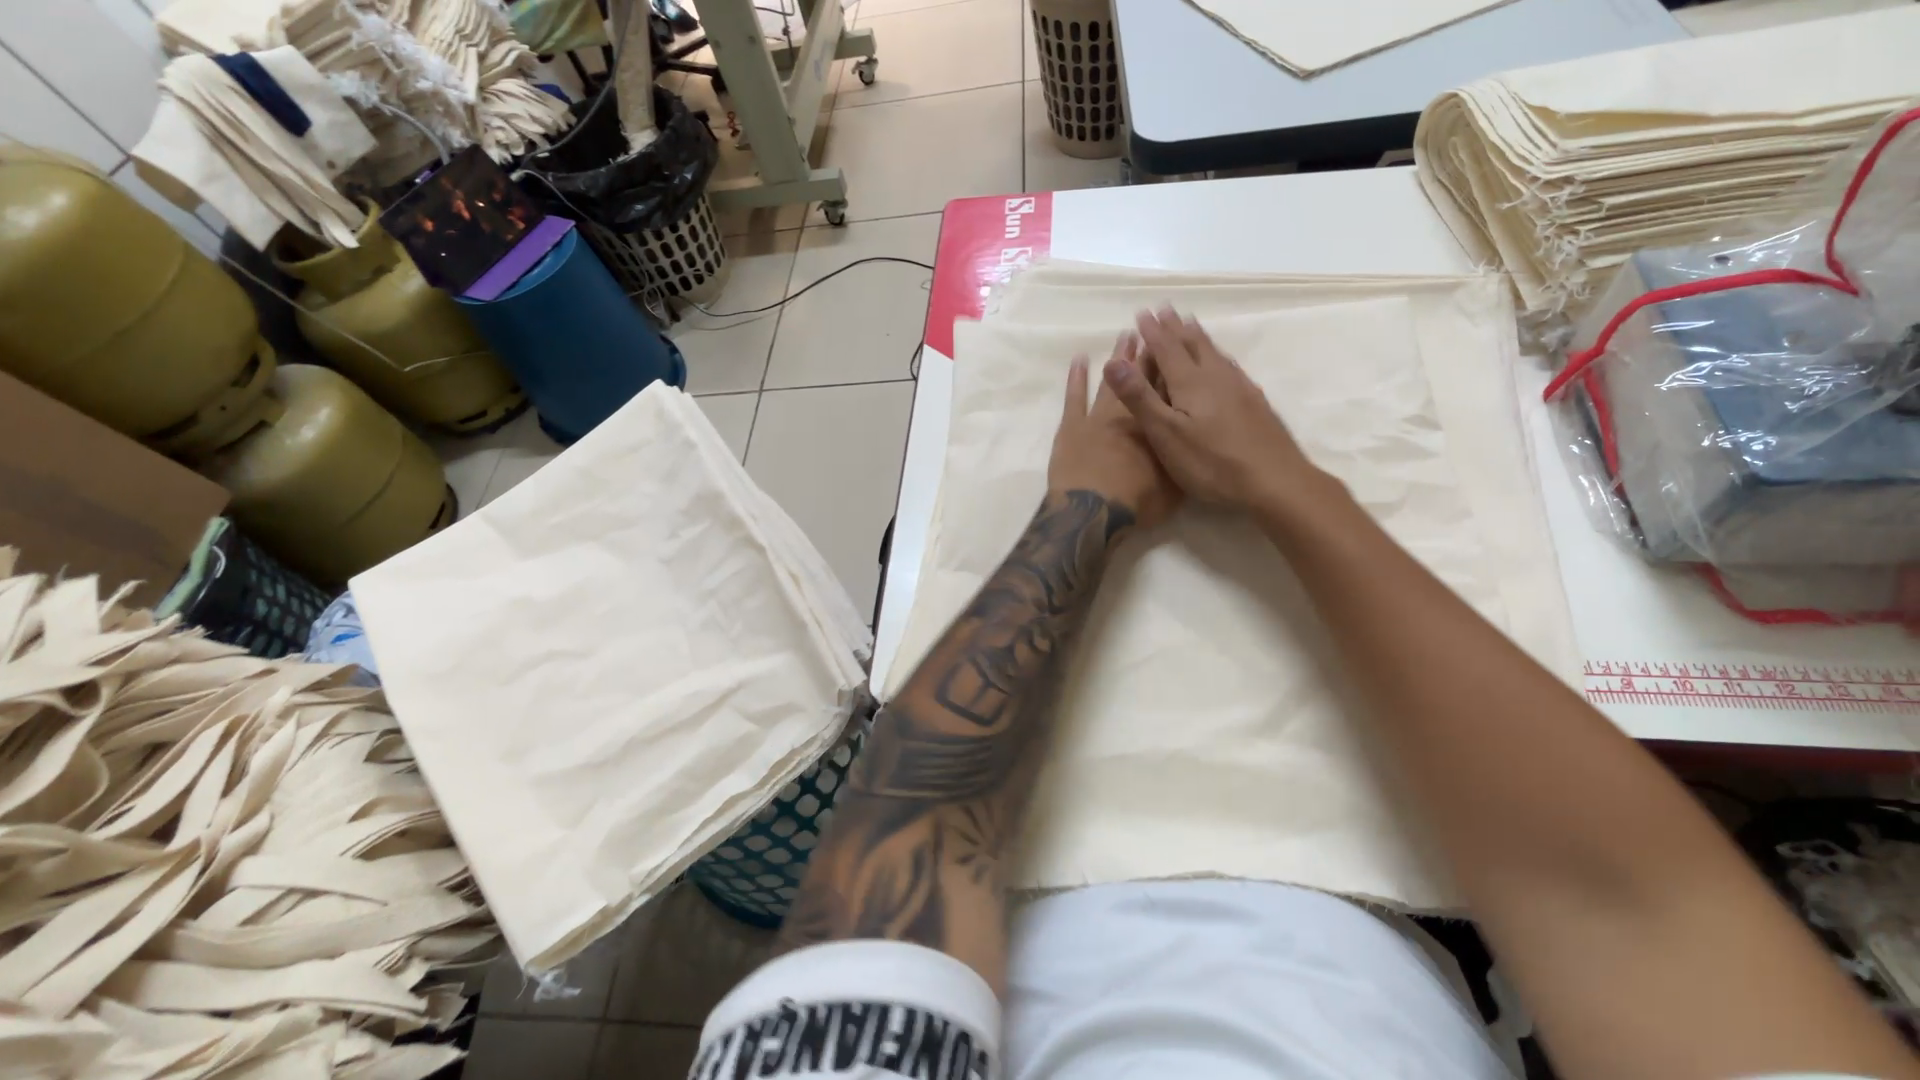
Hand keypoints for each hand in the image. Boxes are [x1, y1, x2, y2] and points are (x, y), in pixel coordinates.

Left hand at [1047, 334, 1181, 530]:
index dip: (1173, 368)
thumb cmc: (1139, 503)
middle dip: (1149, 354)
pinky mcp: (1071, 427)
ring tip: (1125, 336)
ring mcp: (1097, 418)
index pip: (1169, 391)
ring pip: (1111, 381)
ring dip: (1118, 358)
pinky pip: (1074, 397)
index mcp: (1158, 427)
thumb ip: (1183, 460)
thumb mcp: (1175, 486)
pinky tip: (1080, 360)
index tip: (1176, 344)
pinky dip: (1077, 378)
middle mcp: (1130, 414)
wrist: (1094, 512)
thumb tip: (1192, 443)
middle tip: (1152, 330)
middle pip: (1141, 378)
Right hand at [1103, 308, 1323, 511]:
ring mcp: (1240, 389)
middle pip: (1193, 344)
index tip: (1142, 313)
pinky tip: (1224, 364)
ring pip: (1215, 353)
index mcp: (1191, 383)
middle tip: (1166, 309)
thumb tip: (1113, 361)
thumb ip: (1140, 398)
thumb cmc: (1212, 462)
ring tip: (1191, 325)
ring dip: (1199, 337)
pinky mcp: (1255, 403)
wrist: (1274, 481)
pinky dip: (1218, 356)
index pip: (1167, 349)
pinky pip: (1231, 367)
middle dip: (1176, 327)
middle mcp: (1216, 377)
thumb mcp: (1165, 434)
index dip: (1152, 332)